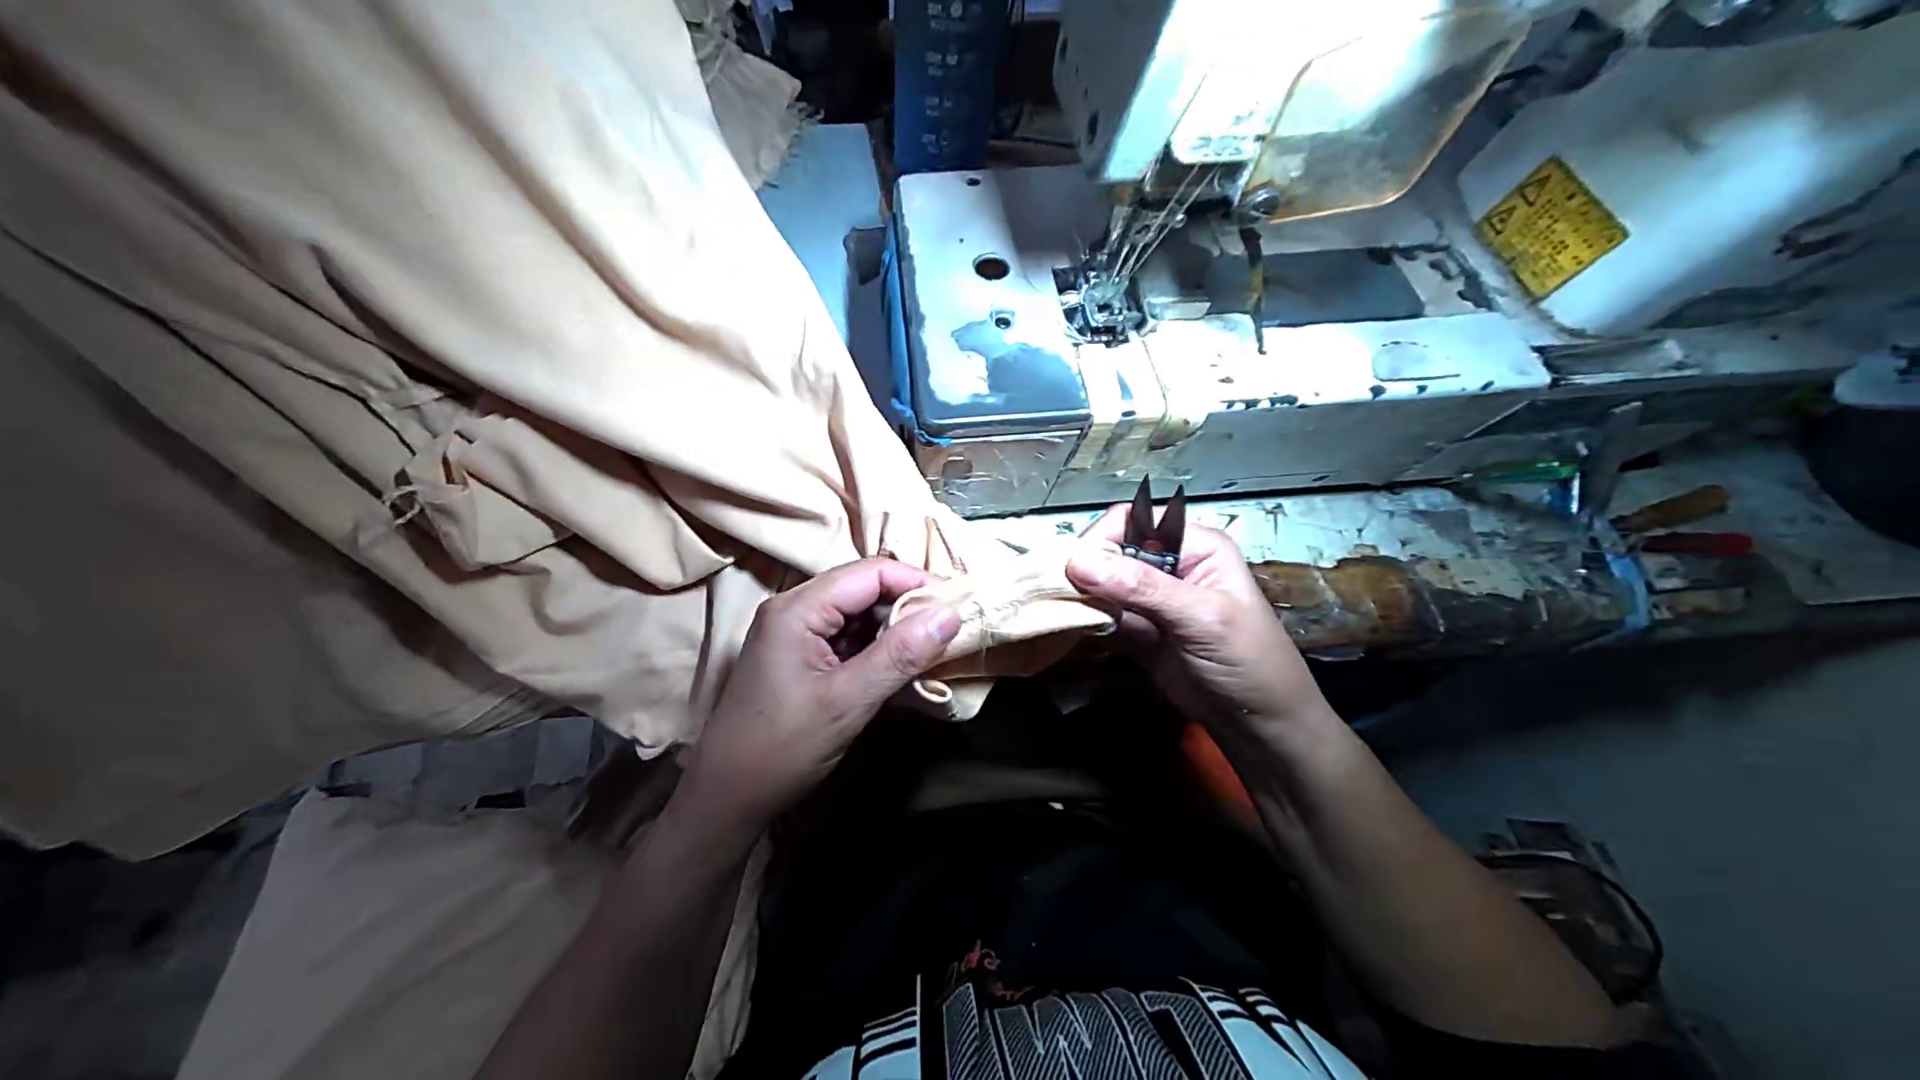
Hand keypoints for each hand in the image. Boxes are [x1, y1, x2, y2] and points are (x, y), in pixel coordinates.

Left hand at [677, 558, 962, 830]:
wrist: (727, 798)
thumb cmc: (783, 748)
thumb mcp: (849, 700)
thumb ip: (900, 654)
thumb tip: (951, 615)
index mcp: (797, 608)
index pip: (870, 572)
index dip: (916, 583)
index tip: (956, 607)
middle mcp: (793, 609)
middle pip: (864, 588)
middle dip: (908, 607)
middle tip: (949, 633)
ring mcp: (794, 633)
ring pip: (858, 614)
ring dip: (894, 630)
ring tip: (930, 652)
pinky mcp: (799, 656)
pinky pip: (846, 637)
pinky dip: (876, 649)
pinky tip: (899, 669)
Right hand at [1065, 506, 1333, 735]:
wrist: (1257, 722)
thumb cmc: (1248, 661)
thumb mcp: (1202, 618)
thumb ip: (1143, 588)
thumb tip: (1080, 562)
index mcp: (1194, 545)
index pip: (1135, 521)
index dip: (1103, 538)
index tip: (1077, 568)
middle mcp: (1169, 563)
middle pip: (1112, 548)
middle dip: (1088, 566)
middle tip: (1067, 591)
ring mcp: (1150, 597)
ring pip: (1102, 580)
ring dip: (1083, 592)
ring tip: (1067, 607)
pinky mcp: (1136, 626)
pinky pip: (1102, 610)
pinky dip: (1087, 615)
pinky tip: (1077, 622)